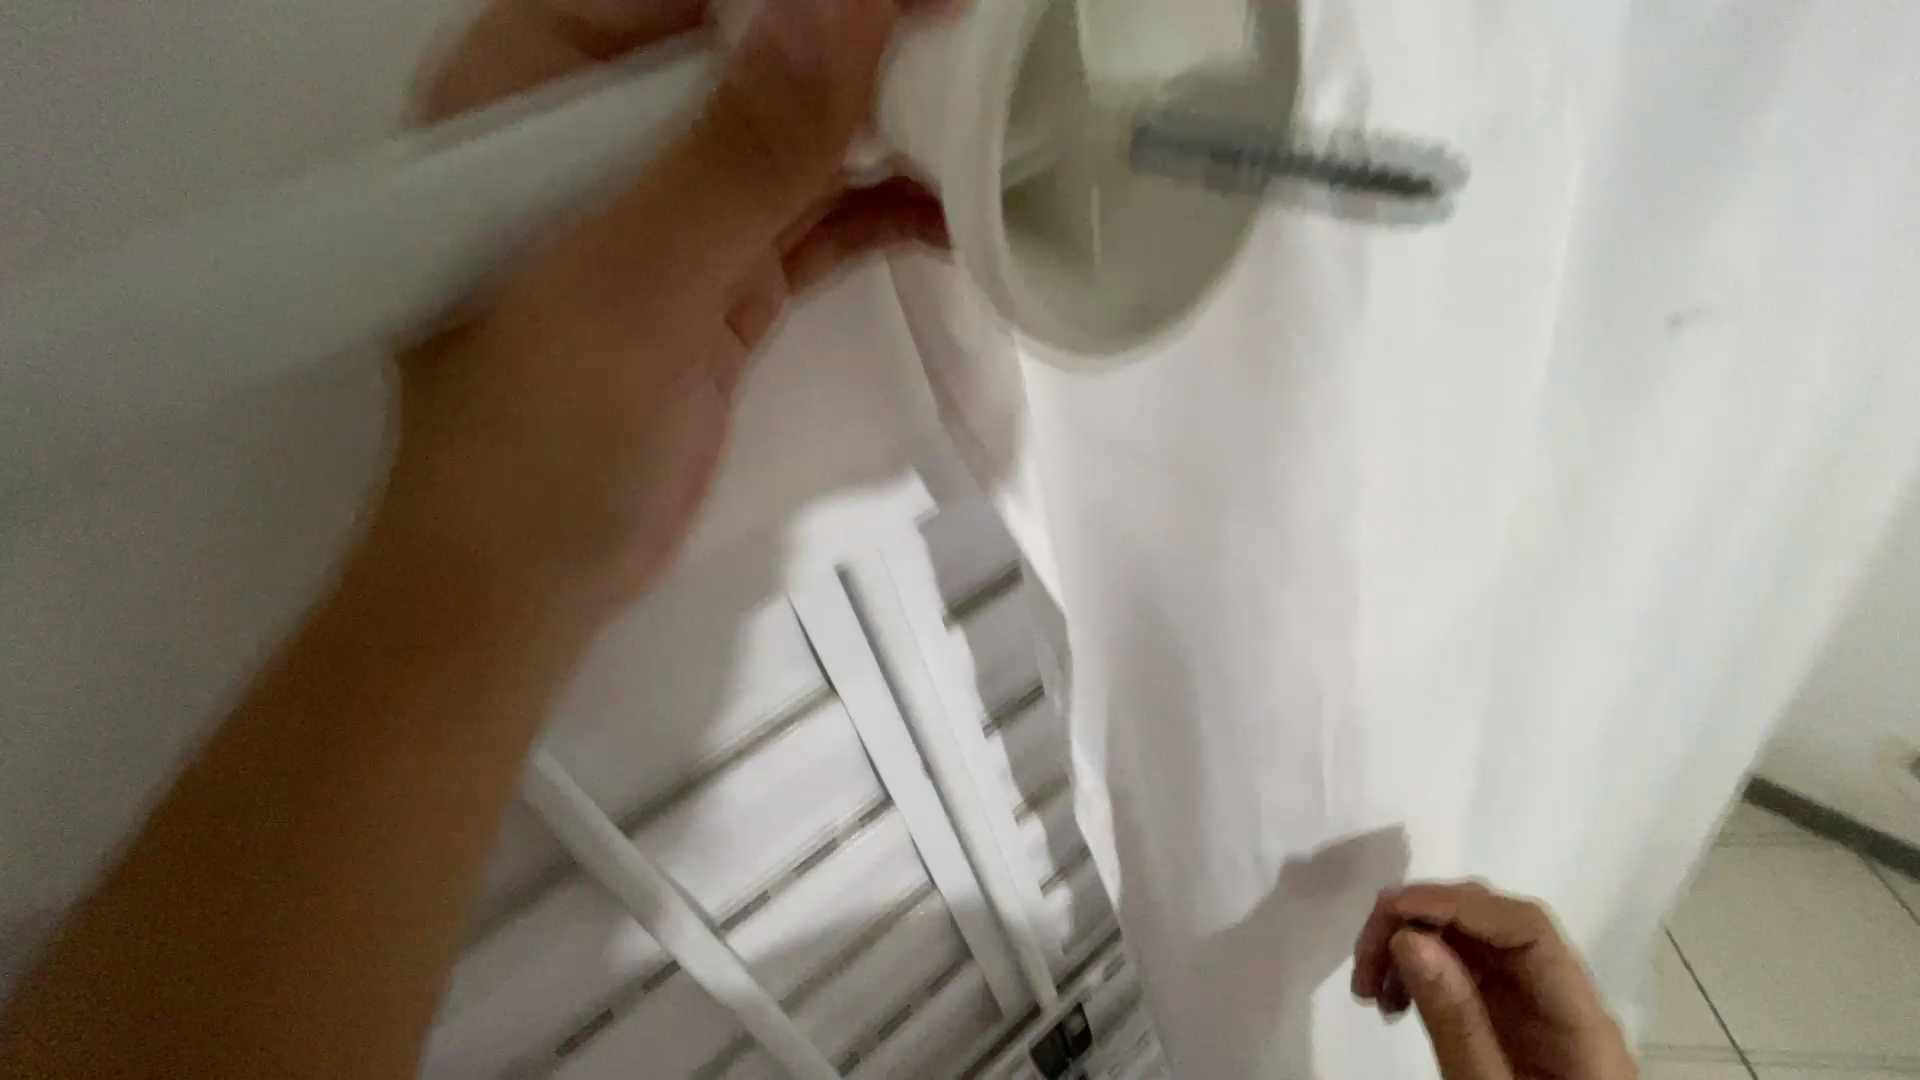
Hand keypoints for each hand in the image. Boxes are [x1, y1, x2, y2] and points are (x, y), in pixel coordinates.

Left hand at [379, 0, 949, 623]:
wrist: (539, 573)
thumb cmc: (546, 432)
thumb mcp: (637, 283)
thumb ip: (737, 152)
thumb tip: (844, 7)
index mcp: (539, 82)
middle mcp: (611, 130)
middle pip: (759, 56)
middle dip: (869, 53)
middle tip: (984, 53)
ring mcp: (678, 212)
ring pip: (799, 142)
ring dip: (889, 135)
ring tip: (991, 127)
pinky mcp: (727, 283)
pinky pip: (815, 226)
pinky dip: (880, 218)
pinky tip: (951, 217)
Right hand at [1351, 882, 1638, 1079]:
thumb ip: (1457, 1023)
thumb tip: (1408, 936)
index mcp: (1582, 1022)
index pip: (1526, 927)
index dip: (1455, 903)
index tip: (1387, 914)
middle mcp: (1561, 1000)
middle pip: (1490, 923)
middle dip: (1419, 921)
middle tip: (1363, 959)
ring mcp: (1535, 1008)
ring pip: (1467, 940)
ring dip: (1408, 944)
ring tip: (1369, 988)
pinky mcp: (1510, 1020)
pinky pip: (1459, 968)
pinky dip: (1416, 969)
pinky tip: (1389, 1000)